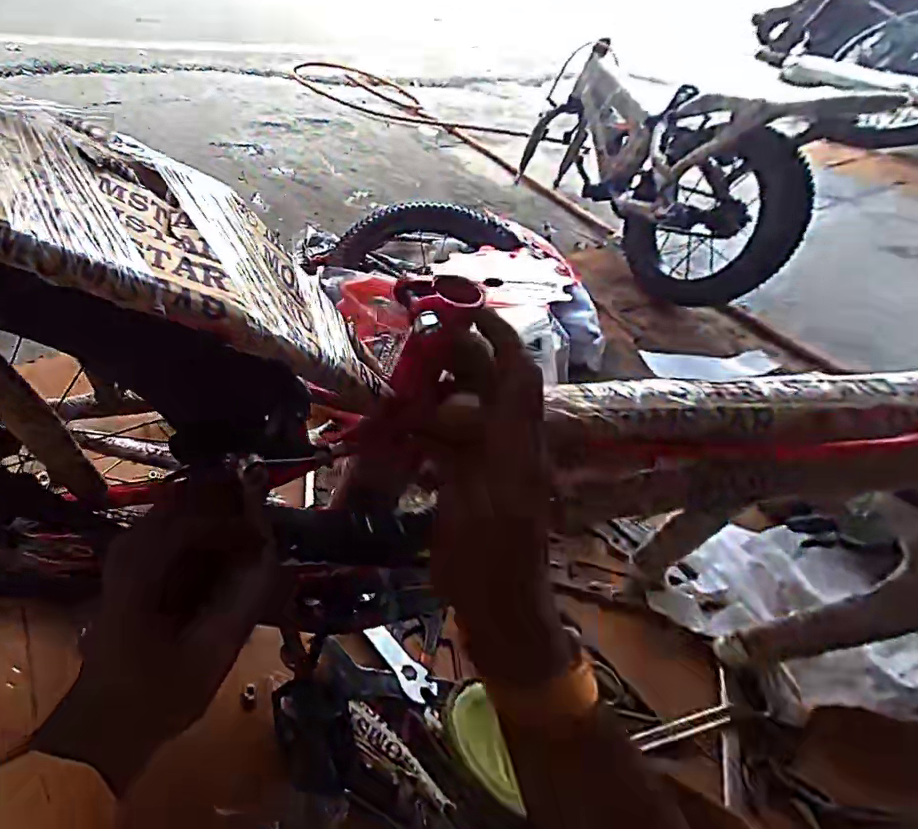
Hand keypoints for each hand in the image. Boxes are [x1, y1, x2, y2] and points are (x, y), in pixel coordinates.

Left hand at [31, 473, 280, 792]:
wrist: (105, 720)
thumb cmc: (155, 693)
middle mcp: (129, 546)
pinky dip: (196, 544)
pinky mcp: (130, 569)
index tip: (266, 540)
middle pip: (182, 510)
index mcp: (140, 560)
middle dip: (223, 517)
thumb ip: (242, 606)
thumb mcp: (207, 656)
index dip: (233, 526)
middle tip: (262, 536)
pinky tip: (221, 565)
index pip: (192, 519)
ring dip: (211, 529)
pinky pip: (168, 539)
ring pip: (175, 521)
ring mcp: (125, 555)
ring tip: (249, 548)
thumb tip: (275, 565)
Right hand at [426, 309, 572, 684]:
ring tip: (399, 376)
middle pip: (489, 386)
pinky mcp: (469, 479)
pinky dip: (424, 422)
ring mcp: (489, 462)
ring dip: (437, 388)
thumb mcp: (480, 501)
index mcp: (519, 445)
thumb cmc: (492, 558)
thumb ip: (467, 449)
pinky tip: (398, 421)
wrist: (499, 607)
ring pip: (466, 407)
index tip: (465, 309)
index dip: (497, 338)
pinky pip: (447, 437)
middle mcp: (509, 444)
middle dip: (458, 356)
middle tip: (414, 340)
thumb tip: (444, 405)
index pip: (517, 376)